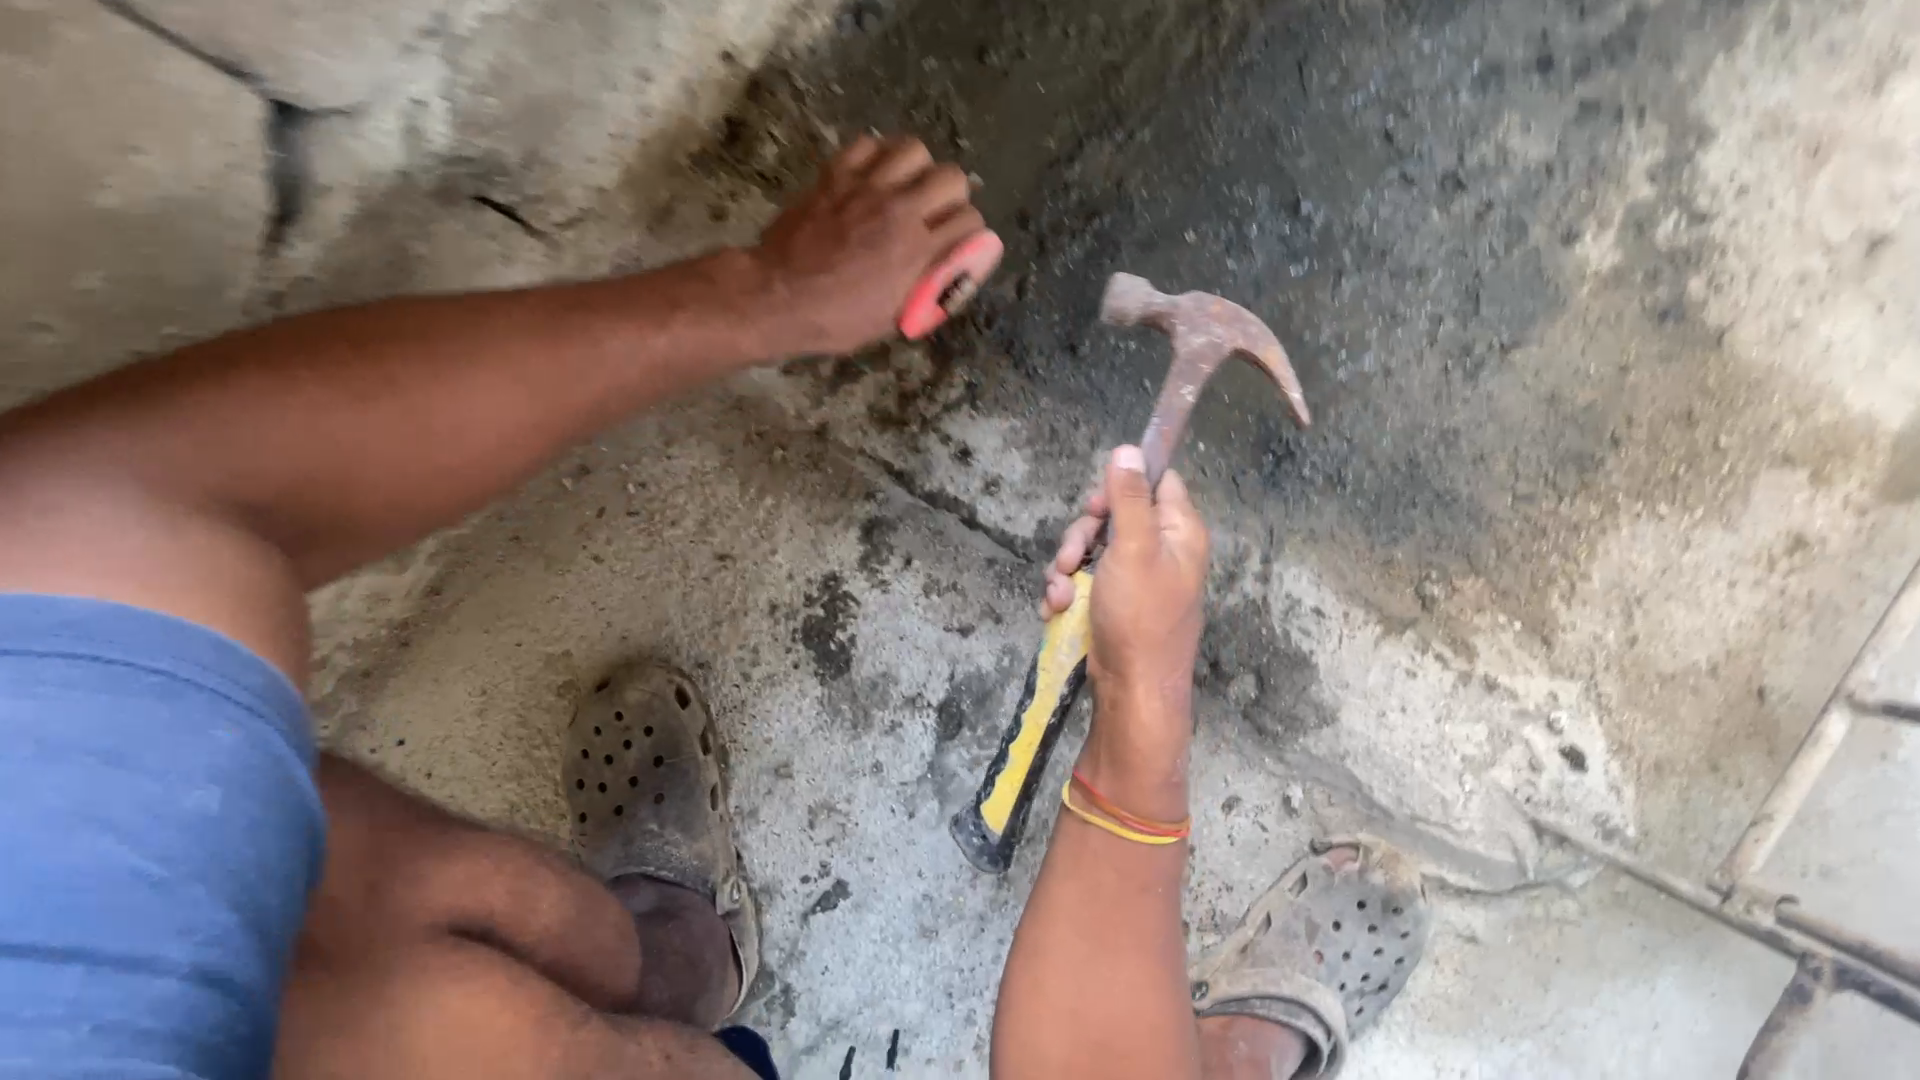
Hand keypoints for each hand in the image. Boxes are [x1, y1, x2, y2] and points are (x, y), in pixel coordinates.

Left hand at [750, 134, 984, 355]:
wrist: (778, 297)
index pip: (971, 222)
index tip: (958, 244)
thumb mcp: (895, 317)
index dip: (970, 234)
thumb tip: (953, 269)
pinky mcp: (836, 175)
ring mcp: (866, 187)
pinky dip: (878, 156)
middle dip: (952, 196)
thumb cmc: (838, 320)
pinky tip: (874, 177)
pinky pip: (869, 144)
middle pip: (952, 177)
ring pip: (914, 150)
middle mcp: (900, 211)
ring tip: (907, 187)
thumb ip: (930, 287)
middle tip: (936, 213)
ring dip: (918, 168)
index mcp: (919, 251)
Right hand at [1044, 446, 1208, 772]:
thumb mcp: (1133, 548)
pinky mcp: (1112, 604)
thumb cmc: (1140, 617)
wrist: (1132, 691)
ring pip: (1090, 550)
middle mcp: (1159, 551)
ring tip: (1062, 595)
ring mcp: (1134, 580)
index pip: (1157, 483)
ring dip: (1067, 569)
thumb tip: (1129, 449)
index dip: (1123, 485)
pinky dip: (1066, 593)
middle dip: (1082, 536)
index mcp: (1179, 532)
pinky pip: (1083, 582)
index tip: (1097, 502)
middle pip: (1113, 516)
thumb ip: (1129, 497)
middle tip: (1073, 557)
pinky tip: (1058, 610)